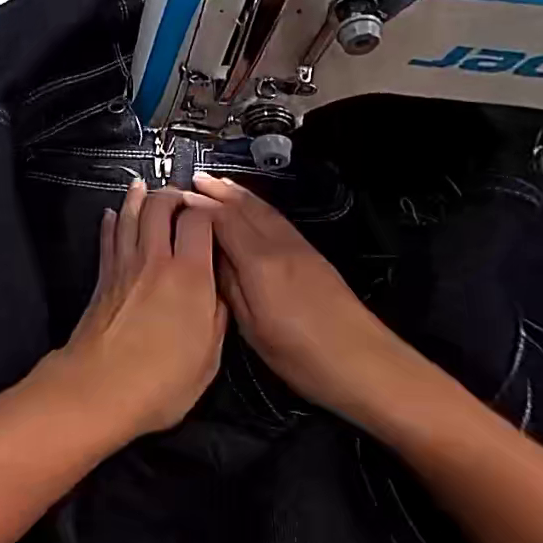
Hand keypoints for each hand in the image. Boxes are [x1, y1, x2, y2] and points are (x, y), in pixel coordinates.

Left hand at [48, 179, 226, 435]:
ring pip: (130, 215)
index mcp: (189, 274)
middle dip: (171, 194)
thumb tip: (218, 292)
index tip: (213, 213)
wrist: (98, 391)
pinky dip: (112, 222)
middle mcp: (156, 259)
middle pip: (159, 206)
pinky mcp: (103, 278)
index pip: (199, 218)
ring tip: (144, 186)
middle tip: (180, 194)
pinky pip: (109, 239)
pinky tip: (112, 214)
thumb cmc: (161, 380)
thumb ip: (217, 315)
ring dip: (138, 197)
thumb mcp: (209, 355)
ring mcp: (125, 265)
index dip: (207, 209)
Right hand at [191, 173, 433, 423]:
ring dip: (238, 194)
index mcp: (261, 264)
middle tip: (195, 180)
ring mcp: (299, 247)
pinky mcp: (312, 255)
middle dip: (217, 191)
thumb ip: (229, 288)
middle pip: (244, 207)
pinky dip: (258, 206)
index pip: (223, 220)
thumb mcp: (253, 329)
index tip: (179, 200)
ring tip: (219, 184)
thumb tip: (211, 260)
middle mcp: (280, 246)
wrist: (363, 362)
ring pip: (263, 209)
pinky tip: (253, 209)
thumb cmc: (306, 357)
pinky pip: (276, 219)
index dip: (200, 207)